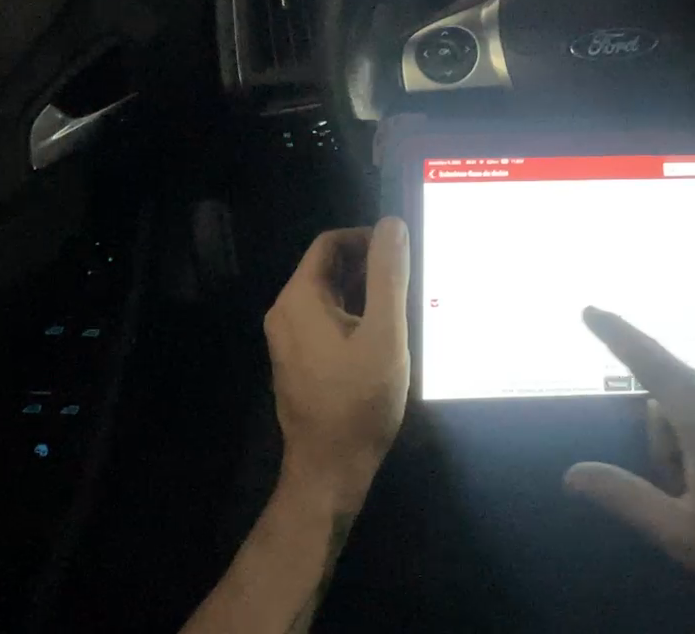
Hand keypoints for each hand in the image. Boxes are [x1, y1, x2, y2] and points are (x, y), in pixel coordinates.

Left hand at [265, 218, 410, 508]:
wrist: (330, 470)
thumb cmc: (359, 400)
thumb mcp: (384, 333)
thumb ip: (388, 275)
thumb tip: (392, 223)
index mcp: (299, 299)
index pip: (329, 243)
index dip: (366, 238)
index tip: (401, 252)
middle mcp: (286, 312)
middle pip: (328, 267)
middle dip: (369, 266)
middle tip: (408, 281)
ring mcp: (289, 339)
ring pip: (329, 294)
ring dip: (365, 291)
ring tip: (402, 308)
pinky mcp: (299, 360)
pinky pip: (326, 319)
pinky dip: (354, 315)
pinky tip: (383, 336)